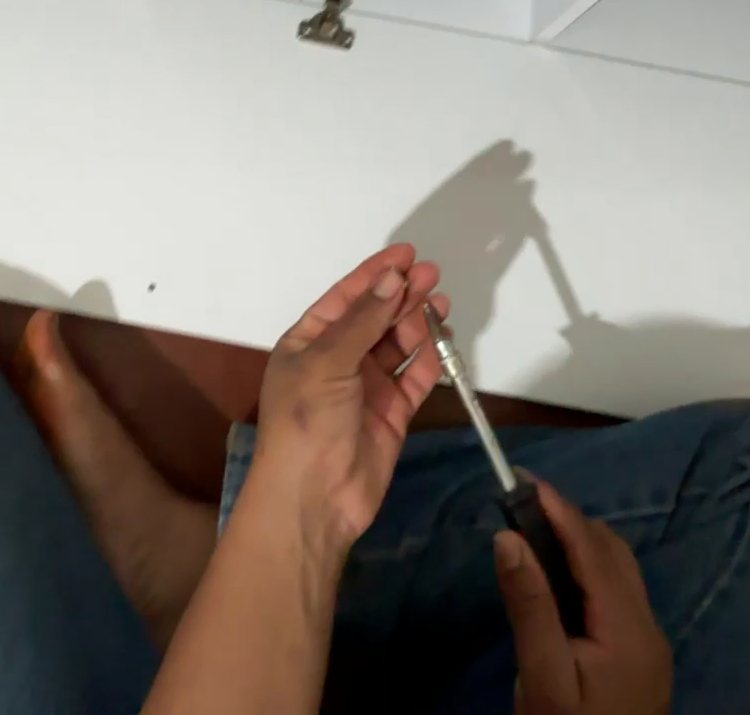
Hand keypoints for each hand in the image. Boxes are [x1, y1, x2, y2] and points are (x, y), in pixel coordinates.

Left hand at [250, 245, 448, 559]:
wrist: (314, 495)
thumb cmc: (307, 418)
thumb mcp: (327, 361)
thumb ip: (364, 320)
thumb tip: (391, 279)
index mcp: (307, 342)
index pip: (345, 298)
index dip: (373, 274)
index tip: (405, 253)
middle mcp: (336, 360)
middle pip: (374, 319)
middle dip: (401, 295)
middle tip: (432, 273)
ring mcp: (364, 387)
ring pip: (396, 345)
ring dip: (416, 323)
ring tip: (440, 299)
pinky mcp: (390, 413)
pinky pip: (413, 378)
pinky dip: (428, 359)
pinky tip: (441, 338)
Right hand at [494, 482, 671, 714]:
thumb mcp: (542, 676)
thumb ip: (529, 606)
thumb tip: (507, 535)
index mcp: (628, 629)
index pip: (594, 549)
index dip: (558, 508)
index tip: (521, 477)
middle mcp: (648, 626)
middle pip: (612, 550)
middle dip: (567, 517)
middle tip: (517, 502)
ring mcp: (648, 640)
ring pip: (618, 566)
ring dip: (578, 537)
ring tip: (531, 527)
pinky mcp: (638, 651)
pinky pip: (615, 587)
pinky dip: (586, 562)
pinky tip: (555, 569)